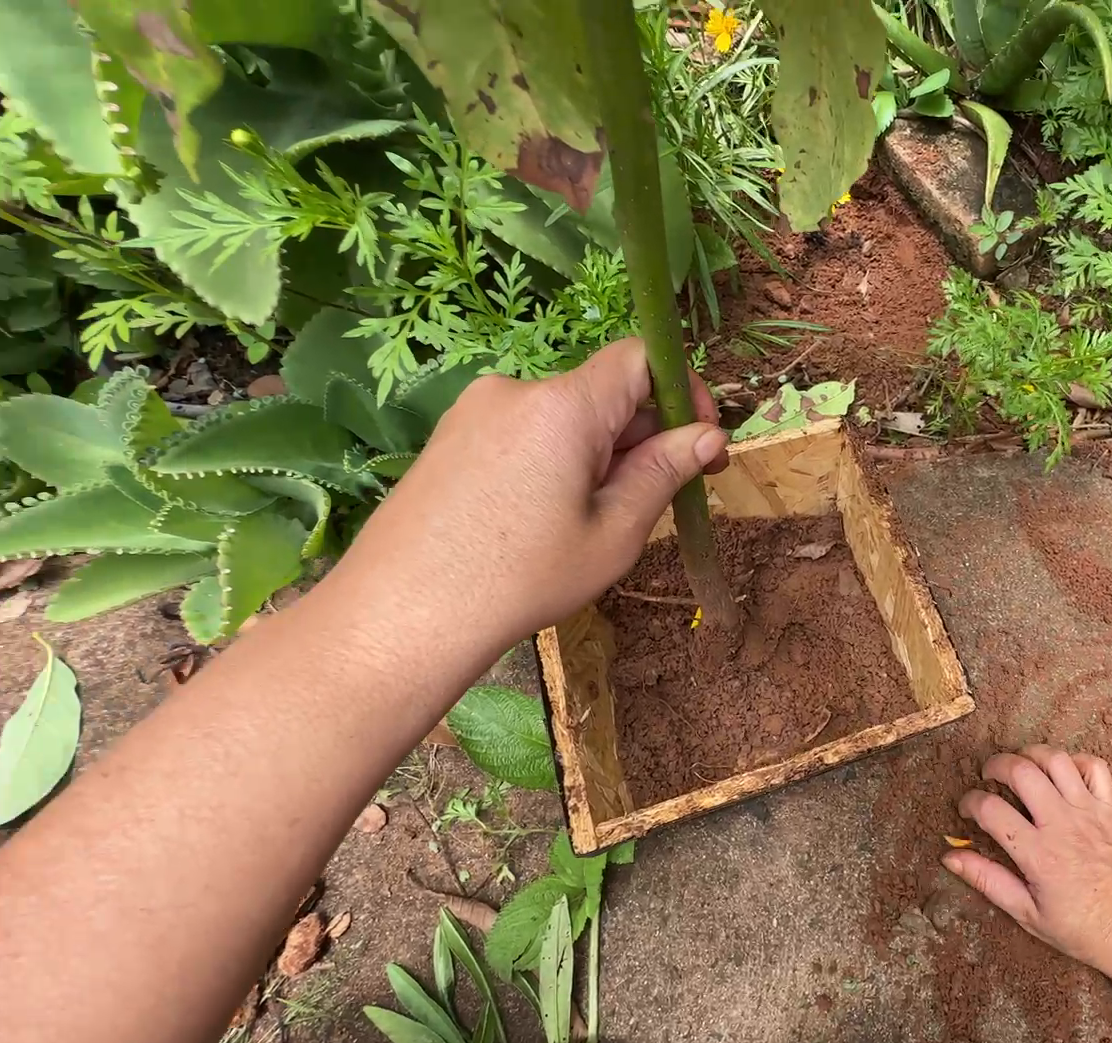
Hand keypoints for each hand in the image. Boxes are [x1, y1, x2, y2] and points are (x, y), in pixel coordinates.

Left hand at [320, 338, 729, 655]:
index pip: (639, 358)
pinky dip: (565, 459)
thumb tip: (711, 435)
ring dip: (607, 452)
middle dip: (649, 434)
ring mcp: (478, 411)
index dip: (684, 388)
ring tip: (605, 516)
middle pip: (606, 392)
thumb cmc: (523, 578)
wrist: (400, 616)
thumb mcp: (615, 531)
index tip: (701, 441)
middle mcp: (516, 391)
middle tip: (669, 493)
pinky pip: (533, 432)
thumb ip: (665, 472)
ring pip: (571, 417)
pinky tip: (556, 514)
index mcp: (562, 407)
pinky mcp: (455, 437)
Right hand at [943, 744, 1111, 976]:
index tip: (967, 808)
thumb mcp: (1027, 914)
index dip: (970, 802)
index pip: (991, 810)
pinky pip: (1095, 767)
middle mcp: (1063, 824)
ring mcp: (1090, 812)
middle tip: (989, 775)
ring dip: (1032, 755)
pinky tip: (1063, 774)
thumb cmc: (1080, 929)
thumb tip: (950, 857)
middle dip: (996, 764)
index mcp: (1038, 854)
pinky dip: (1076, 761)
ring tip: (1022, 766)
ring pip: (1057, 760)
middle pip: (1022, 771)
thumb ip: (988, 880)